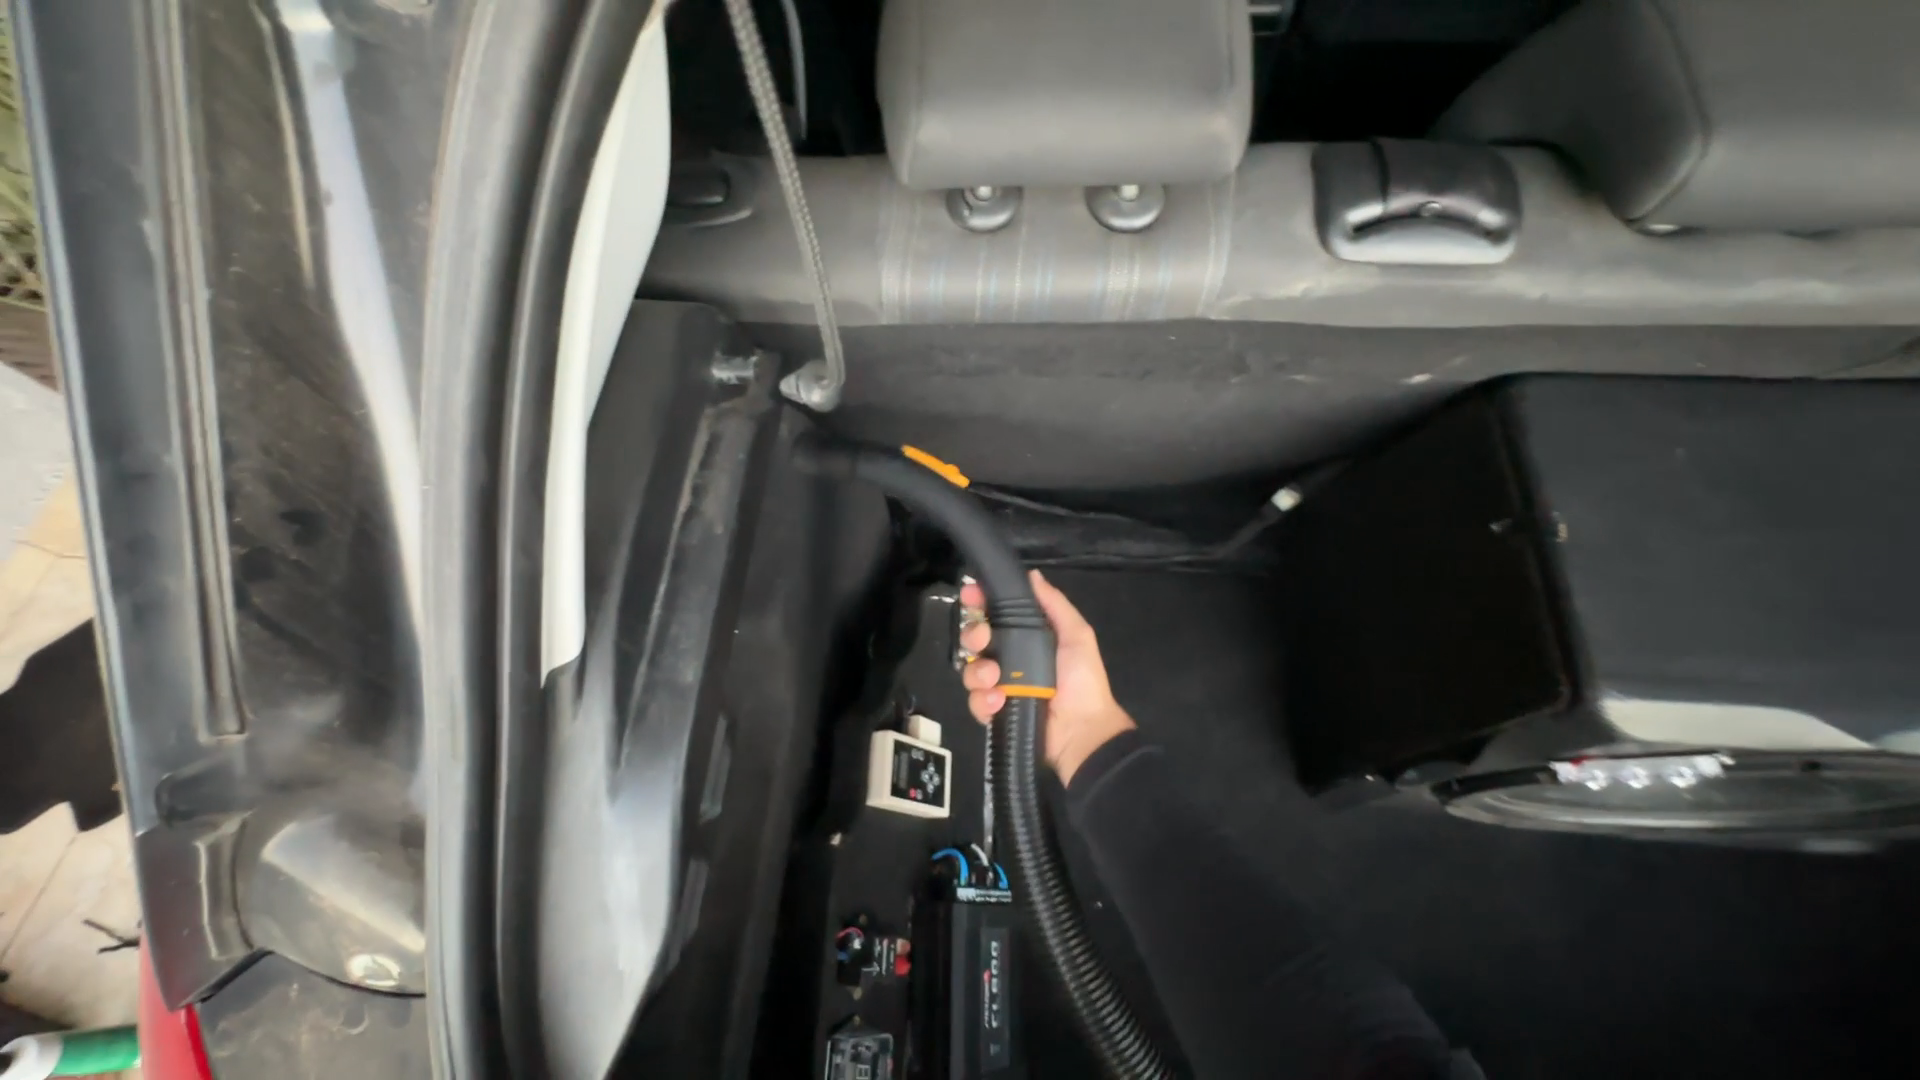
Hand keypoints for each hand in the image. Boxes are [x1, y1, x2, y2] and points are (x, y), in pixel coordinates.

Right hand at [960, 570, 1135, 786]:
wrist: (1083, 730)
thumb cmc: (1083, 680)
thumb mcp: (1076, 635)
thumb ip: (1054, 605)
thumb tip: (1032, 575)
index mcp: (1025, 639)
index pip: (994, 615)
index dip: (979, 602)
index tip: (970, 592)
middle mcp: (1008, 660)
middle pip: (974, 640)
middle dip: (972, 634)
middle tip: (982, 638)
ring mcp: (998, 687)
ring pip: (970, 671)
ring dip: (978, 671)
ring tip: (995, 679)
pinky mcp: (993, 713)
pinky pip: (975, 702)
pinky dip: (984, 700)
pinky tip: (999, 701)